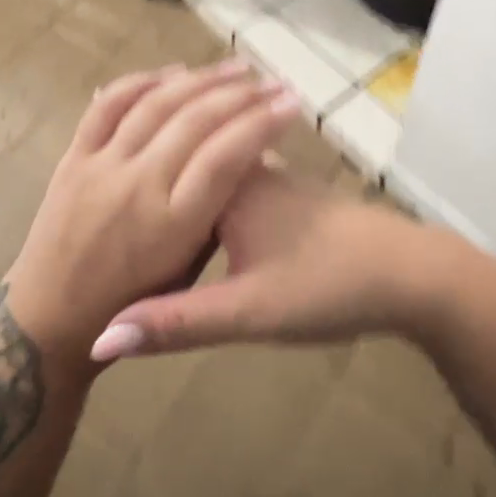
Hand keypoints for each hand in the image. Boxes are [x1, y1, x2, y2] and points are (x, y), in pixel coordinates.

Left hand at [2, 61, 302, 373]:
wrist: (48, 319)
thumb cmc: (130, 304)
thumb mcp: (187, 272)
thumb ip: (215, 217)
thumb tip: (245, 163)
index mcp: (173, 224)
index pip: (226, 154)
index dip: (263, 123)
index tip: (291, 103)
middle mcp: (139, 187)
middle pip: (196, 120)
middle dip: (241, 94)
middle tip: (271, 81)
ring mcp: (102, 167)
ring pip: (156, 104)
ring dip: (200, 79)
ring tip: (234, 68)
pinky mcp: (73, 158)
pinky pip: (107, 106)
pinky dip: (141, 82)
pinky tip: (172, 73)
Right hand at [89, 166, 451, 360]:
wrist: (409, 274)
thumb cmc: (326, 285)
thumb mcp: (246, 313)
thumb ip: (174, 323)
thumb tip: (99, 340)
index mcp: (228, 186)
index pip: (162, 162)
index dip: (125, 172)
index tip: (86, 187)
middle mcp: (247, 171)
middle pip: (184, 156)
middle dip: (148, 162)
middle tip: (100, 173)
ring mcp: (272, 180)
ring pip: (212, 163)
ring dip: (180, 167)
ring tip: (135, 180)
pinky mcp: (291, 196)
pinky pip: (235, 175)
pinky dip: (209, 181)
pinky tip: (196, 205)